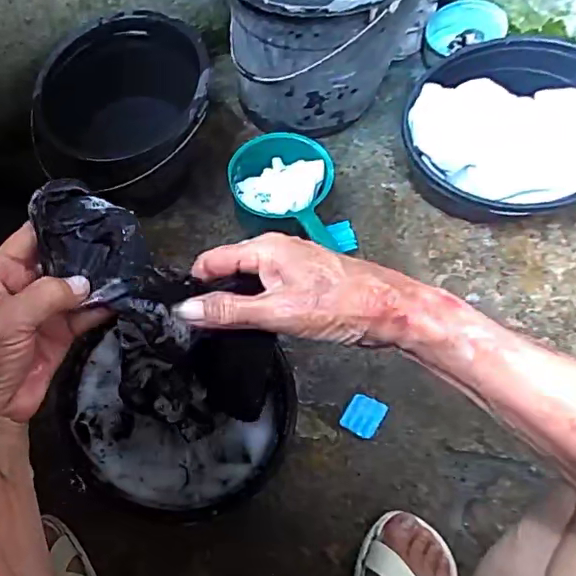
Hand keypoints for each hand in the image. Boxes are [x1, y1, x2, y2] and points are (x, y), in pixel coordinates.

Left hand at [0, 224, 110, 425]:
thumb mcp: (9, 318)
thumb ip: (47, 294)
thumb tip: (85, 283)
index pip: (28, 238)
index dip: (56, 225)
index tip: (88, 214)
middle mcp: (21, 287)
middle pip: (57, 259)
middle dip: (83, 251)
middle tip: (117, 239)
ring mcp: (42, 311)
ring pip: (74, 287)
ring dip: (97, 280)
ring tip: (125, 265)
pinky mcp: (60, 334)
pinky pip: (83, 314)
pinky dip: (101, 307)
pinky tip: (121, 296)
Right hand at [176, 234, 457, 347]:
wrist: (390, 312)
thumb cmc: (341, 305)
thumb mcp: (275, 312)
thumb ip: (227, 311)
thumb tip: (187, 310)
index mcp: (265, 248)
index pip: (211, 260)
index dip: (194, 284)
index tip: (184, 310)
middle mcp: (276, 250)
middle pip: (227, 269)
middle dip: (212, 293)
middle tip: (203, 323)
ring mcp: (291, 264)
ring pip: (247, 280)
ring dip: (234, 300)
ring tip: (227, 326)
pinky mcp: (302, 281)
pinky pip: (265, 288)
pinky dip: (255, 304)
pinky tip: (258, 323)